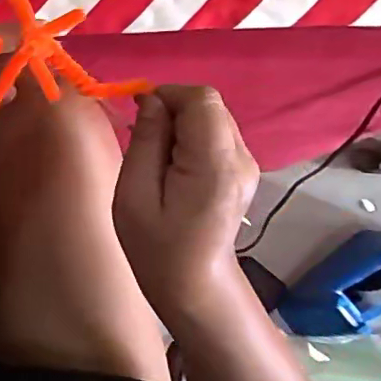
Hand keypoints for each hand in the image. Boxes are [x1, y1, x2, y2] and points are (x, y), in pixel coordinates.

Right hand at [113, 86, 259, 313]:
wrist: (195, 285)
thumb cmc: (156, 247)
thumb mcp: (134, 195)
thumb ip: (145, 142)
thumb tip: (151, 101)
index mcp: (214, 164)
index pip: (201, 100)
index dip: (167, 96)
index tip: (139, 117)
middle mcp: (240, 157)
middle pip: (209, 105)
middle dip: (173, 109)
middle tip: (145, 141)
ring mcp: (246, 164)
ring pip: (212, 117)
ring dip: (181, 124)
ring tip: (158, 158)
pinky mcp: (242, 171)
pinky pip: (216, 135)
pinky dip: (191, 138)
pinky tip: (175, 168)